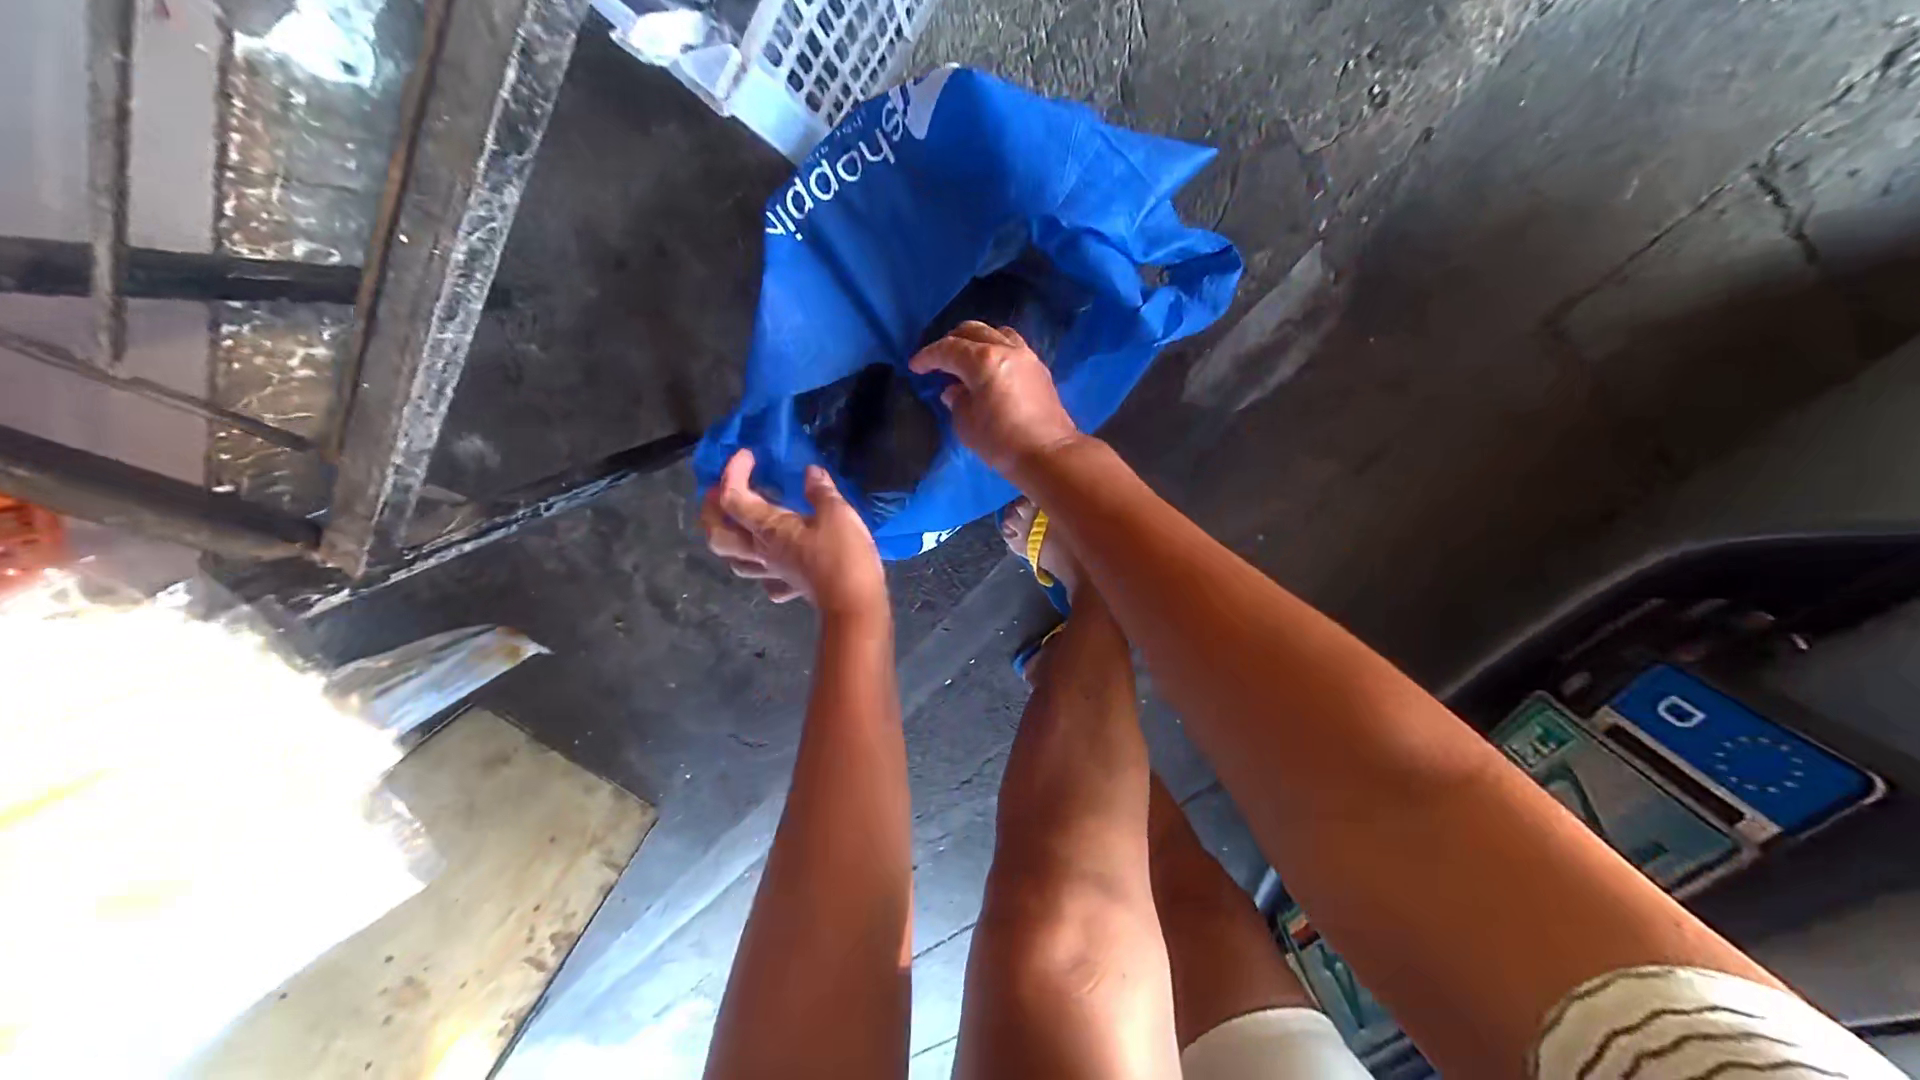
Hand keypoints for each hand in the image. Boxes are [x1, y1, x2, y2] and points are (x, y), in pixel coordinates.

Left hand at [701, 449, 886, 617]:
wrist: (856, 604)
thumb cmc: (844, 556)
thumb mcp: (837, 513)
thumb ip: (821, 491)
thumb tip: (811, 473)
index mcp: (768, 529)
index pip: (734, 498)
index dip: (733, 473)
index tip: (748, 455)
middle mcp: (762, 553)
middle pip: (718, 536)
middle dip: (710, 511)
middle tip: (719, 491)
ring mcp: (775, 573)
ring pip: (736, 561)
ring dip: (730, 540)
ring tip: (740, 524)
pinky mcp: (791, 587)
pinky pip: (768, 580)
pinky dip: (764, 570)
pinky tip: (774, 563)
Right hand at [908, 321, 1079, 476]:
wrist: (1048, 454)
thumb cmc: (1001, 442)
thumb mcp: (966, 425)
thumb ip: (956, 402)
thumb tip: (954, 391)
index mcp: (983, 360)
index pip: (948, 349)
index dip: (928, 357)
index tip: (915, 367)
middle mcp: (1006, 350)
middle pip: (973, 331)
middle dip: (951, 341)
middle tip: (938, 359)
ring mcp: (1026, 357)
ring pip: (996, 333)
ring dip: (976, 340)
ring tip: (965, 359)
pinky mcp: (1039, 370)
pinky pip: (1012, 346)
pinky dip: (995, 350)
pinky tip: (989, 368)